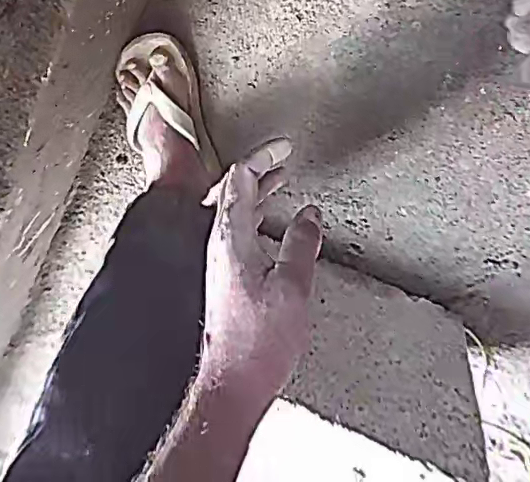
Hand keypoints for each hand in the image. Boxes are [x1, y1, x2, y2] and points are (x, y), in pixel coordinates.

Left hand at [197, 139, 322, 407]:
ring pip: (237, 208)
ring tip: (282, 179)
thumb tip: (310, 214)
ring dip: (259, 190)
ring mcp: (220, 258)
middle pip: (235, 189)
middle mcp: (220, 242)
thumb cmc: (258, 341)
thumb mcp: (292, 286)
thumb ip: (301, 243)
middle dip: (260, 168)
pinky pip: (240, 228)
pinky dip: (258, 212)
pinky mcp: (226, 274)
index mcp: (231, 236)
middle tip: (283, 157)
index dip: (263, 157)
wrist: (231, 383)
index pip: (240, 178)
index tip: (284, 147)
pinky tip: (275, 222)